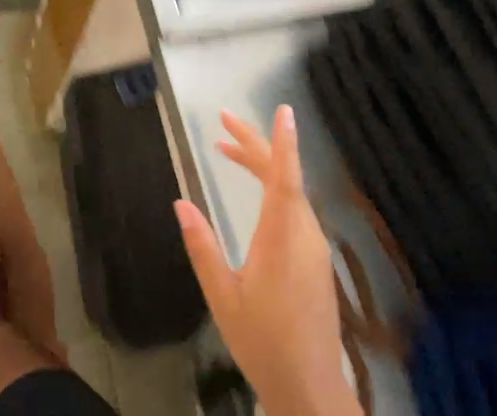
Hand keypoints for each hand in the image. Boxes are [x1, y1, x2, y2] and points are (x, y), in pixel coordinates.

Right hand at [176, 107, 357, 415]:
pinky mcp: (315, 260)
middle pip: (284, 178)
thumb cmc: (261, 340)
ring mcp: (313, 248)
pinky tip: (257, 192)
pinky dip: (273, 190)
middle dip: (255, 145)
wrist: (308, 385)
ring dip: (263, 167)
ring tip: (229, 149)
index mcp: (282, 239)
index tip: (283, 111)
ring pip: (291, 194)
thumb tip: (181, 203)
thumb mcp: (221, 295)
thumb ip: (203, 247)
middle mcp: (304, 236)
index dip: (282, 143)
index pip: (284, 179)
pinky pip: (295, 211)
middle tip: (224, 120)